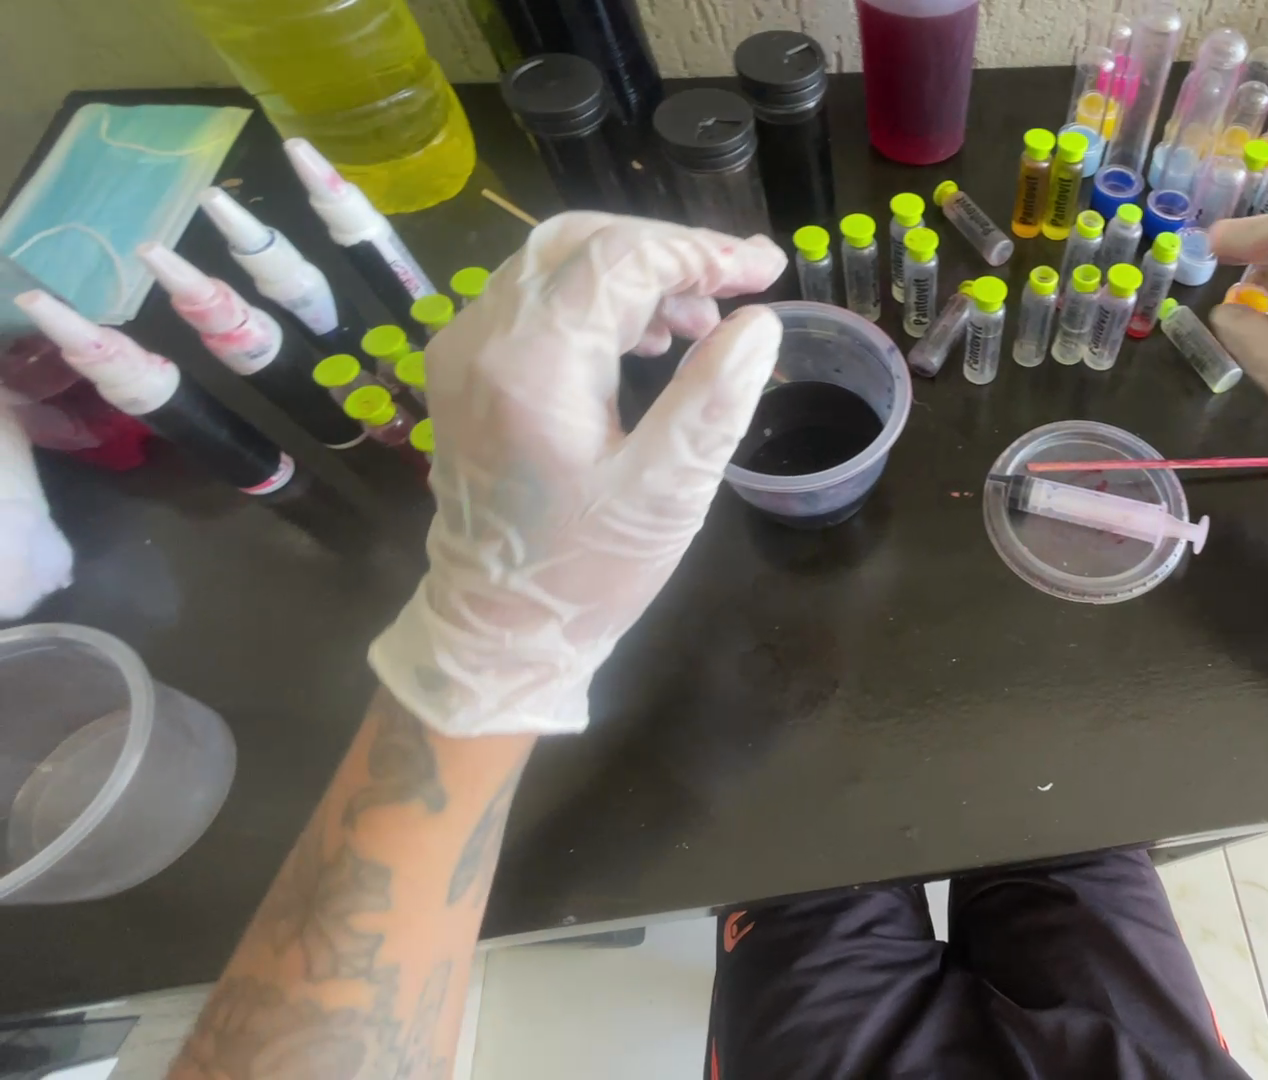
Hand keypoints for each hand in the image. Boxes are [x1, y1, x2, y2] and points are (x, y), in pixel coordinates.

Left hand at [370, 213, 786, 736]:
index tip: (770, 271)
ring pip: (559, 265)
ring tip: (706, 320)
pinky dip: (605, 301)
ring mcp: (466, 350)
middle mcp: (482, 336)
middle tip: (744, 282)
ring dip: (641, 274)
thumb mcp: (669, 493)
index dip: (704, 254)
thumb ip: (714, 399)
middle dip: (673, 251)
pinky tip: (651, 340)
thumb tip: (761, 323)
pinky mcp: (472, 372)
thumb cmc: (589, 570)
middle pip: (582, 242)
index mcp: (533, 364)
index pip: (623, 260)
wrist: (498, 628)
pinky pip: (541, 302)